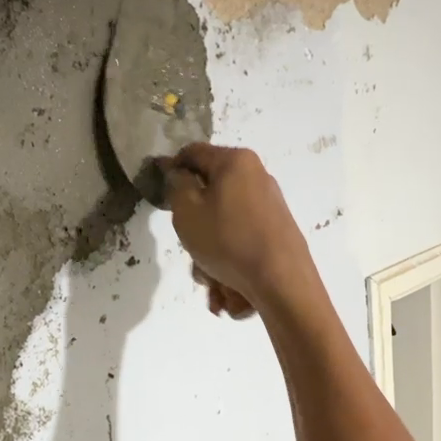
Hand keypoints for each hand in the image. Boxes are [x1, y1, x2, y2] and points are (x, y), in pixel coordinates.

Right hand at [163, 143, 318, 318]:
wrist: (280, 280)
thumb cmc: (227, 240)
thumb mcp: (186, 212)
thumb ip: (176, 187)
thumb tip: (179, 175)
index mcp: (235, 161)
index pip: (193, 153)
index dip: (172, 169)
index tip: (160, 192)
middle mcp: (256, 176)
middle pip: (210, 195)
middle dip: (195, 227)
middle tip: (190, 248)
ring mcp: (269, 205)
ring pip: (224, 225)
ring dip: (210, 254)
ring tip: (210, 281)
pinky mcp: (276, 231)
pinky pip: (241, 241)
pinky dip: (229, 262)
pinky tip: (227, 288)